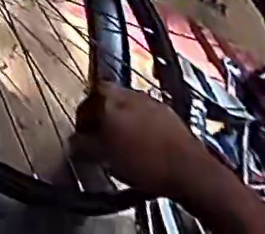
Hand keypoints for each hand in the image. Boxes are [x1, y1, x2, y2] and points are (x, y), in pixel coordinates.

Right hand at [74, 82, 217, 198]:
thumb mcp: (106, 157)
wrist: (192, 173)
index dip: (82, 123)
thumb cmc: (145, 162)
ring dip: (124, 121)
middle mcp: (127, 91)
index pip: (85, 104)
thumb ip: (85, 146)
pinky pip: (148, 117)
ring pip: (128, 108)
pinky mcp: (170, 113)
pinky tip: (146, 145)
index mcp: (107, 96)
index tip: (83, 138)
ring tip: (125, 144)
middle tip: (103, 138)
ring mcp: (150, 100)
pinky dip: (143, 127)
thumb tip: (73, 143)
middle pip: (106, 101)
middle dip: (103, 118)